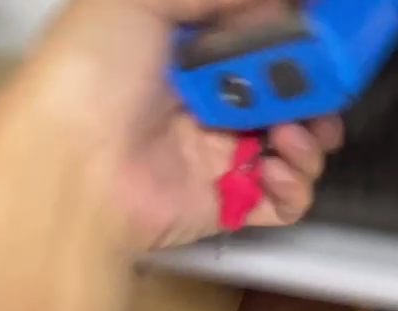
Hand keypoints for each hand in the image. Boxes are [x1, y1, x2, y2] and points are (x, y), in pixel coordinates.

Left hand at [0, 0, 342, 251]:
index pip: (260, 46)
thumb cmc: (93, 71)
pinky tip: (275, 173)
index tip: (320, 44)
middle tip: (322, 101)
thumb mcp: (139, 1)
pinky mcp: (233, 203)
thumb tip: (281, 1)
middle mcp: (212, 103)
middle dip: (314, 100)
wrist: (75, 162)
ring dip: (308, 145)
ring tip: (289, 140)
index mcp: (189, 53)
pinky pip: (285, 203)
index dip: (295, 46)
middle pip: (287, 100)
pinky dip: (295, 190)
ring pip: (295, 151)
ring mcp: (224, 157)